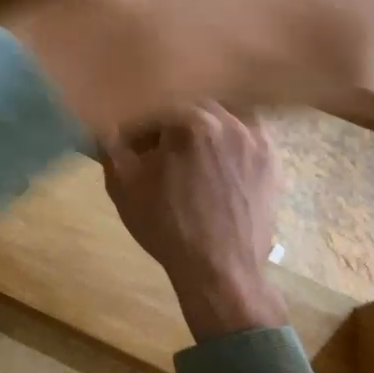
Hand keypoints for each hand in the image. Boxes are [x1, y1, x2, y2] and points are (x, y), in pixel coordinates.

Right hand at [103, 105, 284, 339]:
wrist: (221, 272)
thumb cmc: (166, 226)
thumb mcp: (122, 182)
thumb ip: (108, 139)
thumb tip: (102, 116)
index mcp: (187, 120)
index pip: (154, 100)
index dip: (138, 119)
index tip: (130, 140)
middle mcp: (226, 119)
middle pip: (189, 100)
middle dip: (168, 116)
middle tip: (157, 147)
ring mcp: (255, 138)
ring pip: (221, 109)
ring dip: (201, 118)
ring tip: (188, 147)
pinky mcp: (271, 158)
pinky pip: (247, 128)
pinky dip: (229, 132)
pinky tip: (216, 153)